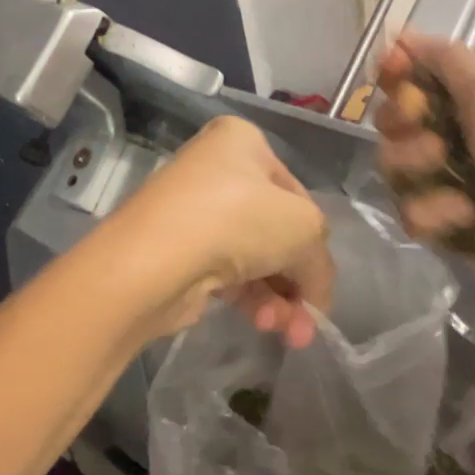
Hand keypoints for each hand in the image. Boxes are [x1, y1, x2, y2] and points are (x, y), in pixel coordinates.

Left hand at [102, 116, 334, 346]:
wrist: (153, 261)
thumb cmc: (237, 220)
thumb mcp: (305, 228)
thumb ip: (319, 257)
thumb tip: (312, 287)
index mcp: (241, 141)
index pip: (296, 194)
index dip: (315, 240)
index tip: (321, 281)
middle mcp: (214, 170)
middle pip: (275, 230)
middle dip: (297, 281)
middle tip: (309, 323)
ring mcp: (192, 212)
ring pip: (253, 257)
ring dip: (278, 298)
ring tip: (287, 332)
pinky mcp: (178, 253)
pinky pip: (227, 275)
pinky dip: (250, 300)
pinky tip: (263, 324)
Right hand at [374, 33, 474, 336]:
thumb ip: (450, 63)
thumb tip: (405, 34)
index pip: (429, 79)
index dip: (403, 77)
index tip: (390, 78)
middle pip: (404, 124)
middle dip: (405, 131)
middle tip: (430, 145)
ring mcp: (464, 188)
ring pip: (403, 170)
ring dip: (419, 178)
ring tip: (455, 197)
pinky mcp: (457, 232)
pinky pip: (416, 213)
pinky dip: (433, 217)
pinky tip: (461, 225)